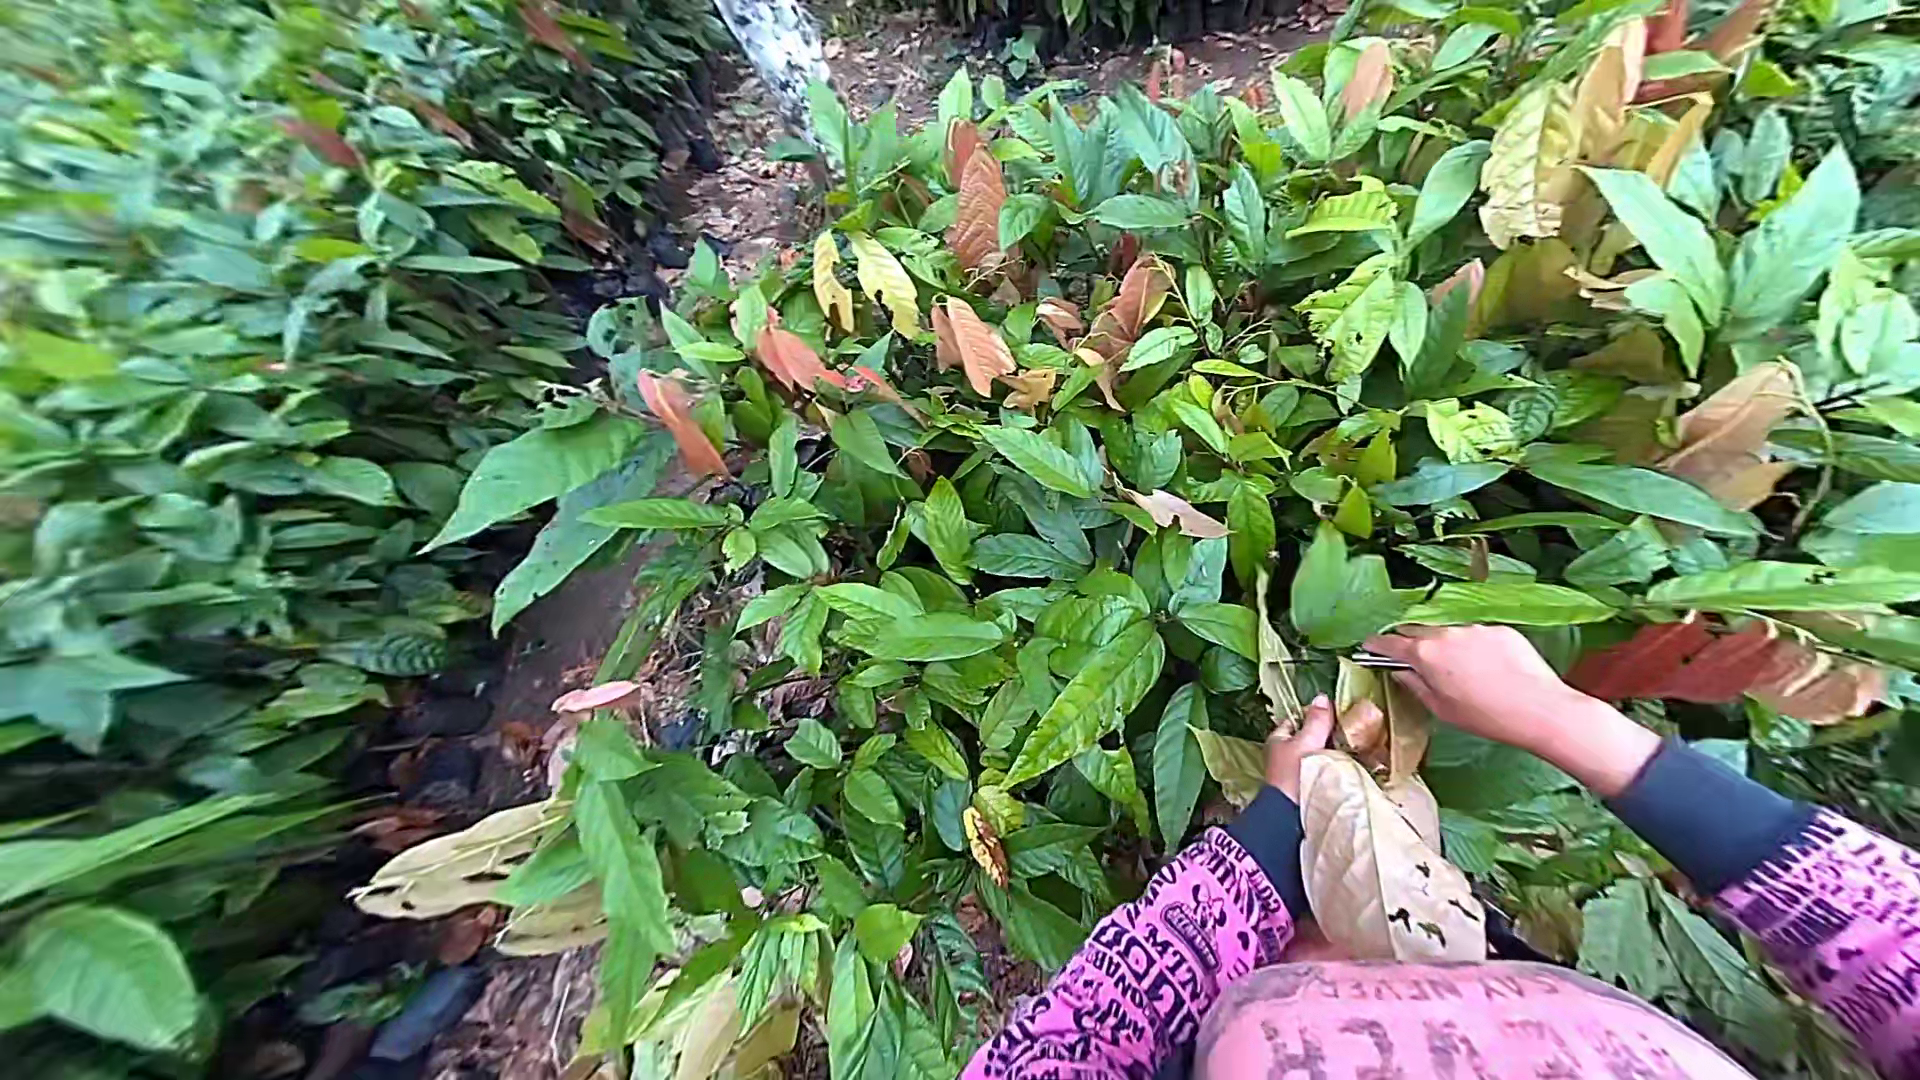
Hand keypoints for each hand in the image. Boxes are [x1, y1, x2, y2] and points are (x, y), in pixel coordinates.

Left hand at [1264, 694, 1379, 801]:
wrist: (1291, 815)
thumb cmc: (1293, 774)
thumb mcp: (1306, 743)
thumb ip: (1316, 722)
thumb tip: (1321, 698)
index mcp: (1278, 739)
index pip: (1296, 721)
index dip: (1313, 716)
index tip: (1335, 716)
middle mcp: (1283, 753)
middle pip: (1308, 739)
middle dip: (1326, 737)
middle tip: (1350, 735)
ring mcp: (1293, 771)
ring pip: (1316, 756)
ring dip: (1332, 754)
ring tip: (1355, 752)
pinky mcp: (1304, 787)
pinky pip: (1322, 771)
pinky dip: (1333, 769)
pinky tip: (1349, 770)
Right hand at [1362, 625, 1660, 797]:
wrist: (1547, 712)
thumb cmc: (1490, 717)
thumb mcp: (1440, 708)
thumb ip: (1413, 684)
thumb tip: (1400, 671)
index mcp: (1424, 653)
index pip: (1387, 641)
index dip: (1374, 645)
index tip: (1369, 647)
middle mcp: (1445, 633)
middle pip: (1414, 629)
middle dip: (1408, 641)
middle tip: (1414, 658)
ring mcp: (1474, 629)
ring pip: (1445, 630)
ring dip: (1442, 642)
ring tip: (1457, 666)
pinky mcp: (1500, 629)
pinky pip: (1474, 633)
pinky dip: (1471, 644)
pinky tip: (1484, 665)